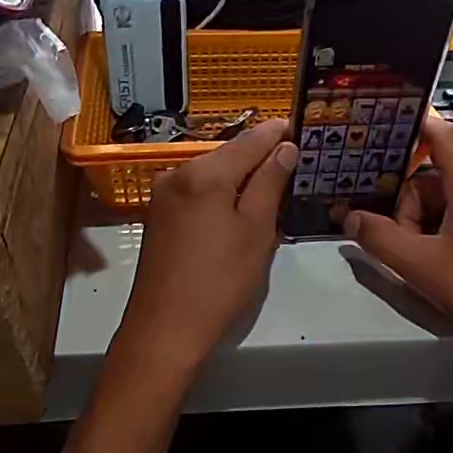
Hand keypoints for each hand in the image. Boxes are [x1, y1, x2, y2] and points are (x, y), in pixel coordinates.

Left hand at [116, 120, 296, 374]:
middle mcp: (177, 174)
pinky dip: (218, 194)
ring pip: (210, 174)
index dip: (274, 134)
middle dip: (257, 156)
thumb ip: (270, 184)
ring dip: (238, 177)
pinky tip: (236, 208)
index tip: (295, 126)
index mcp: (204, 173)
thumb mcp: (255, 230)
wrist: (165, 327)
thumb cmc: (219, 280)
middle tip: (289, 161)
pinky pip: (195, 192)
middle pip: (226, 155)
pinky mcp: (158, 217)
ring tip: (269, 186)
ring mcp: (163, 196)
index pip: (248, 141)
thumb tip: (283, 149)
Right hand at [345, 116, 452, 366]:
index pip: (442, 136)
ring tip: (421, 261)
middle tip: (399, 241)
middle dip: (407, 204)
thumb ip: (379, 239)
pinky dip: (442, 234)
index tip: (386, 129)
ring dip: (422, 224)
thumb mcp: (420, 266)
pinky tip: (440, 265)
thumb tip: (351, 219)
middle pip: (433, 178)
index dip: (415, 125)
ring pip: (446, 202)